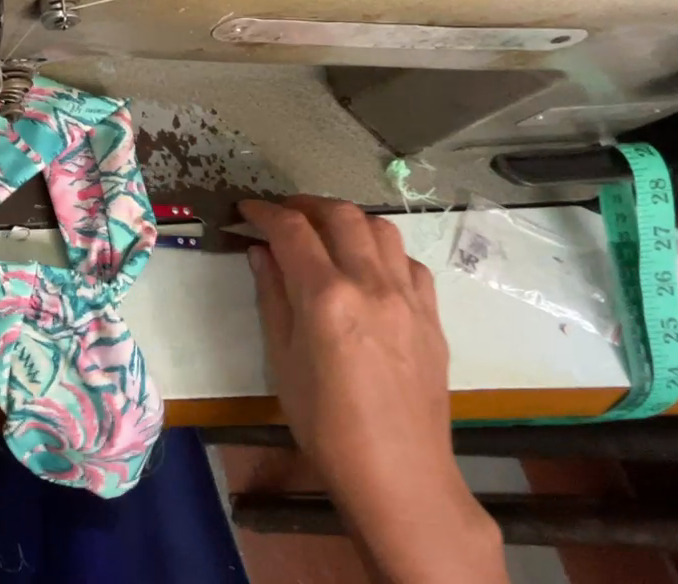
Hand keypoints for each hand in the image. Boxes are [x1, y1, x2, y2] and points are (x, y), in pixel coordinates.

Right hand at [242, 196, 505, 583]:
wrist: (397, 472)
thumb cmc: (323, 421)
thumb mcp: (281, 356)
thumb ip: (272, 294)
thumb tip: (261, 252)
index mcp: (327, 296)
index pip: (292, 229)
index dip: (263, 211)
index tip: (245, 210)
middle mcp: (372, 285)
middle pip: (341, 215)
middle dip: (305, 205)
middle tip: (280, 214)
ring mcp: (409, 299)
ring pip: (382, 229)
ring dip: (347, 221)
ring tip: (323, 233)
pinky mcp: (432, 317)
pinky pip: (409, 263)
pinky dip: (382, 251)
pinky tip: (365, 270)